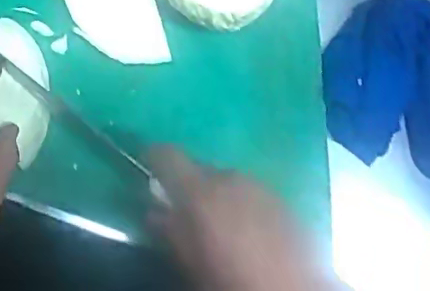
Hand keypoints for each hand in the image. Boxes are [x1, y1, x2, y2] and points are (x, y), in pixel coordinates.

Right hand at [149, 146, 329, 290]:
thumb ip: (170, 231)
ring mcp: (260, 187)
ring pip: (227, 182)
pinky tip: (249, 236)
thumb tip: (153, 211)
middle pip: (198, 169)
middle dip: (189, 186)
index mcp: (200, 187)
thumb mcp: (191, 263)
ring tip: (220, 228)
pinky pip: (252, 197)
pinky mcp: (286, 205)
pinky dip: (243, 208)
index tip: (143, 167)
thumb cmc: (235, 281)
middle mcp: (228, 176)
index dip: (151, 157)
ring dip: (218, 197)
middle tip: (185, 213)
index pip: (165, 153)